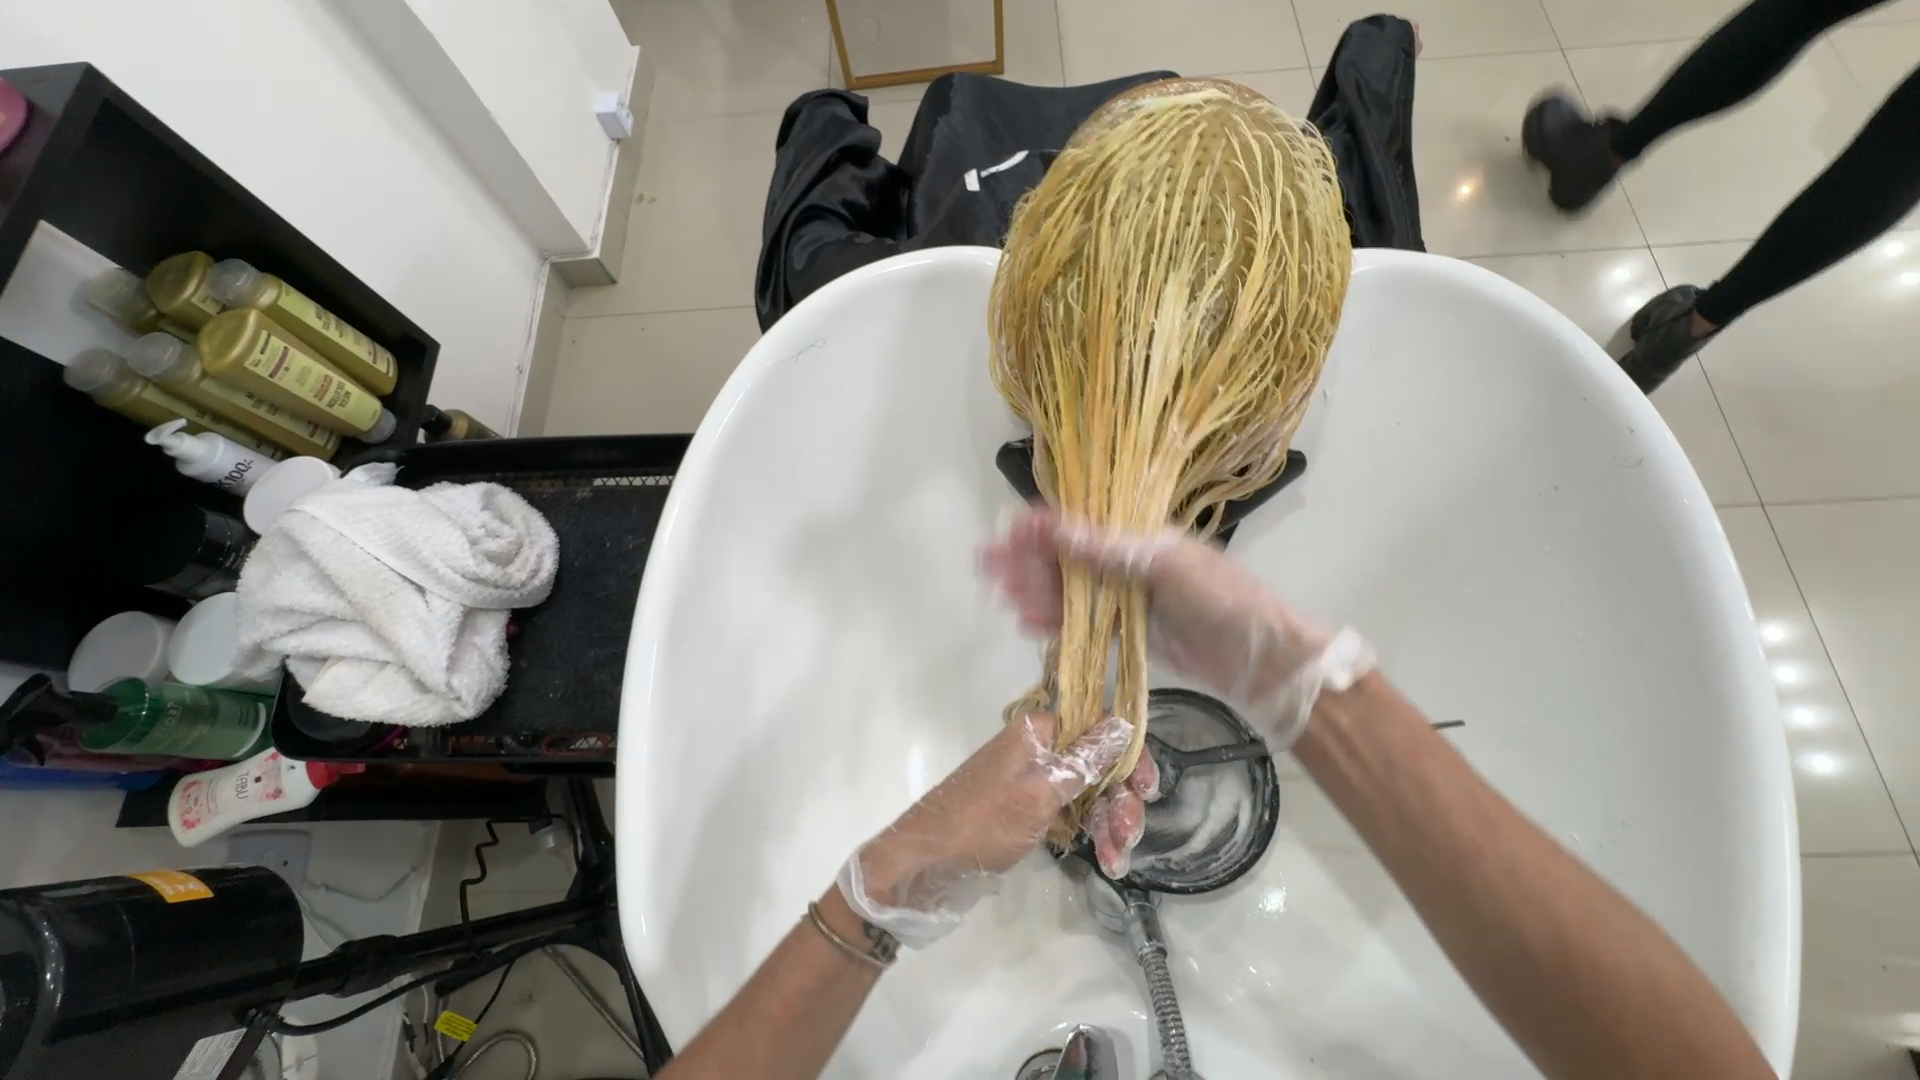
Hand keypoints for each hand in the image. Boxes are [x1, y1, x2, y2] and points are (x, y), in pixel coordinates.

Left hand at [840, 712, 1130, 946]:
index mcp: (1037, 731)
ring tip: (1116, 857)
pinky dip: (1090, 832)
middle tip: (1128, 833)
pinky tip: (1105, 858)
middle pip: (1099, 762)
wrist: (925, 864)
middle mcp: (1038, 749)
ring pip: (1089, 791)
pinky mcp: (1028, 809)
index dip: (1128, 753)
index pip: (1098, 724)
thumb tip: (1123, 723)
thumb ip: (1084, 760)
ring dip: (1109, 821)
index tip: (1147, 788)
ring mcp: (1033, 780)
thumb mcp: (1038, 793)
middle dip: (1120, 797)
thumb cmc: (980, 823)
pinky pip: (1071, 812)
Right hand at [979, 508, 1374, 871]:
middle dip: (1025, 560)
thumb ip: (1115, 552)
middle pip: (1065, 559)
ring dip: (1033, 590)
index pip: (1081, 526)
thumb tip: (1061, 531)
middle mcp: (1126, 564)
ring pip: (1068, 592)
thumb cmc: (1226, 601)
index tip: (1008, 533)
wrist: (1264, 658)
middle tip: (988, 568)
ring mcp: (1125, 600)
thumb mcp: (1172, 568)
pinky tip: (1030, 622)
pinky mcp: (1127, 633)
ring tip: (1002, 596)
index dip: (1042, 527)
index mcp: (1139, 538)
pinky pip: (1083, 624)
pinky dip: (1056, 622)